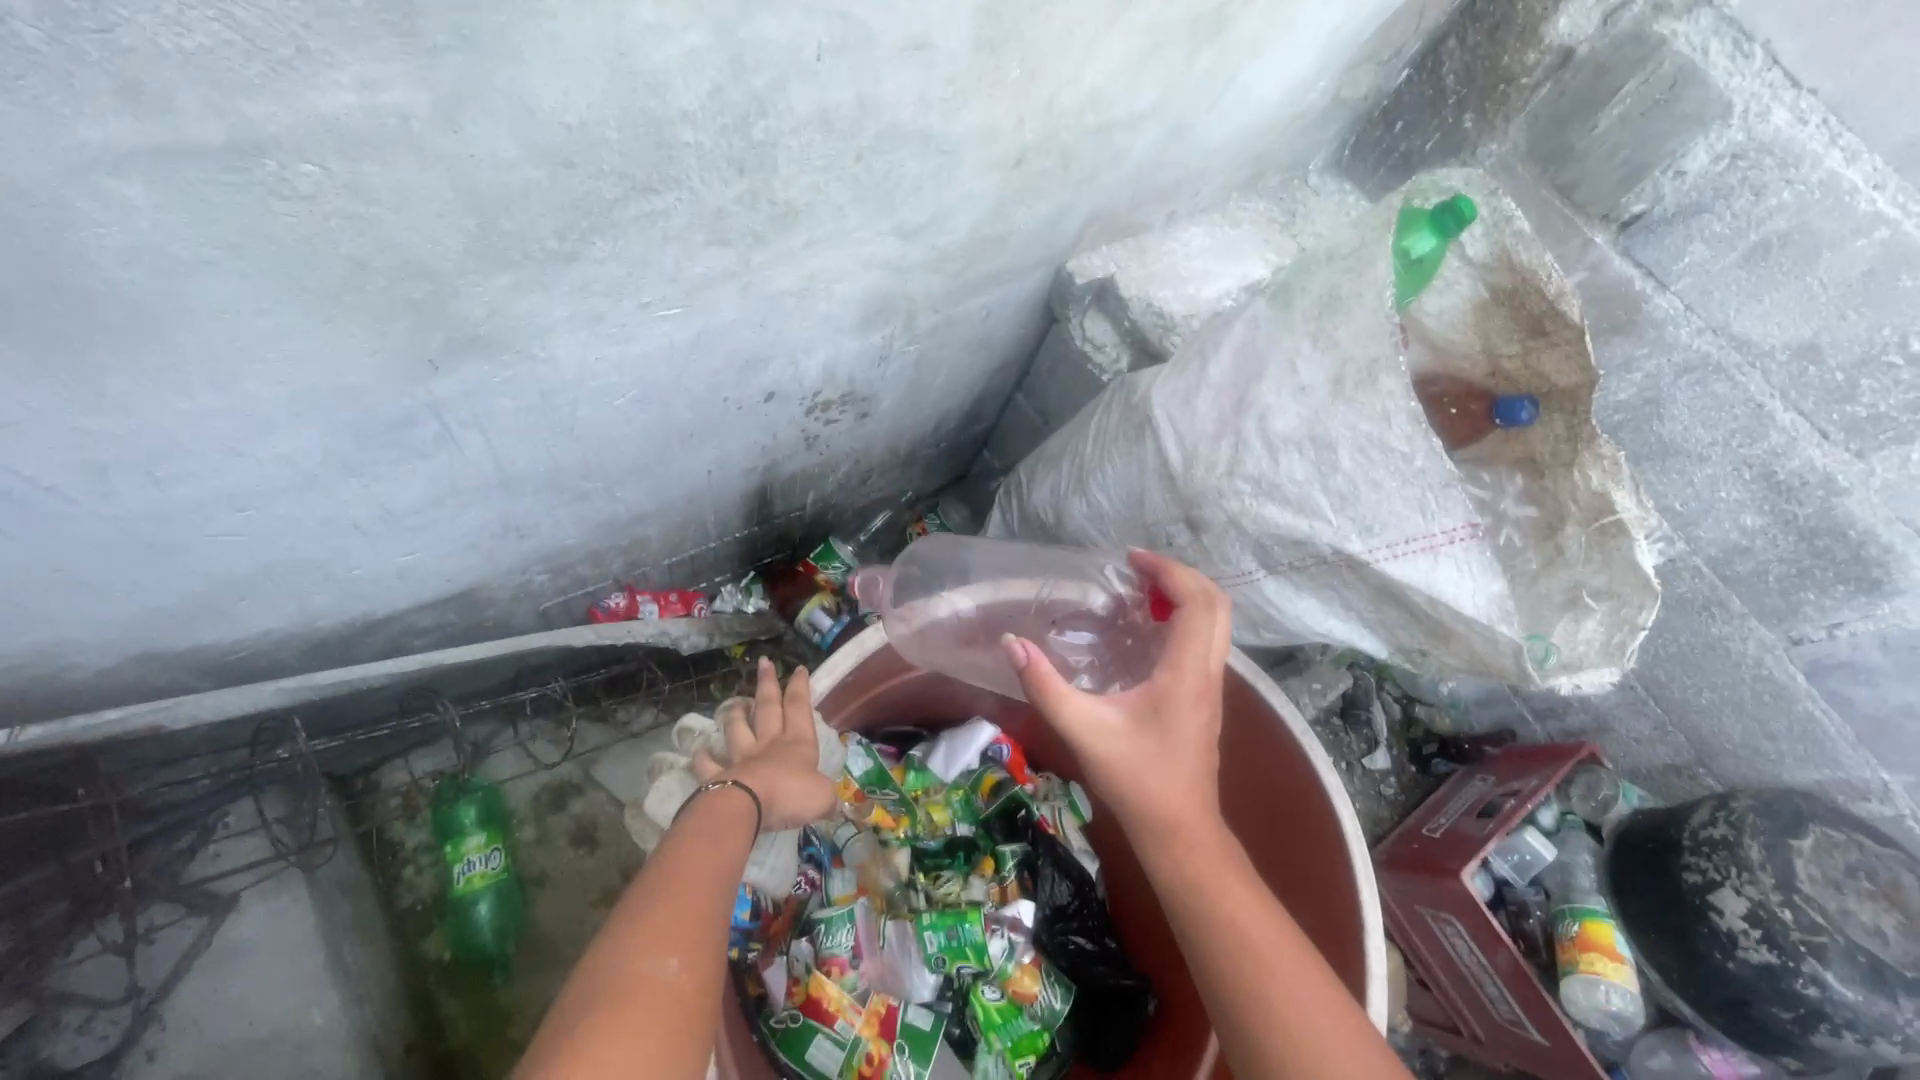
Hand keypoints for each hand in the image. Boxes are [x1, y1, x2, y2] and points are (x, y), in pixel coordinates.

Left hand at [692, 658, 836, 832]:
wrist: (747, 806)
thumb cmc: (790, 795)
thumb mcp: (823, 797)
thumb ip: (828, 797)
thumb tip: (834, 805)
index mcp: (797, 744)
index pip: (799, 708)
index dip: (800, 687)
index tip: (799, 668)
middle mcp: (768, 745)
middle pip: (768, 708)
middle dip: (768, 684)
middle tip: (764, 662)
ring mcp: (741, 758)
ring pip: (737, 729)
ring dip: (736, 714)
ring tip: (735, 702)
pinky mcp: (719, 776)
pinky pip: (708, 764)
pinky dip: (703, 757)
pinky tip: (700, 750)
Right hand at [1000, 549, 1230, 845]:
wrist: (1179, 830)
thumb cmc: (1135, 780)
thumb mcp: (1082, 730)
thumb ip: (1045, 686)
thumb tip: (1012, 643)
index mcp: (1185, 673)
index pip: (1195, 601)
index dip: (1168, 571)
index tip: (1131, 560)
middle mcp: (1208, 673)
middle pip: (1216, 604)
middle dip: (1180, 576)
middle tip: (1137, 571)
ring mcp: (1212, 688)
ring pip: (1216, 624)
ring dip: (1186, 598)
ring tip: (1141, 593)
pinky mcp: (1206, 700)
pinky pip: (1206, 643)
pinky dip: (1185, 621)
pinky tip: (1147, 634)